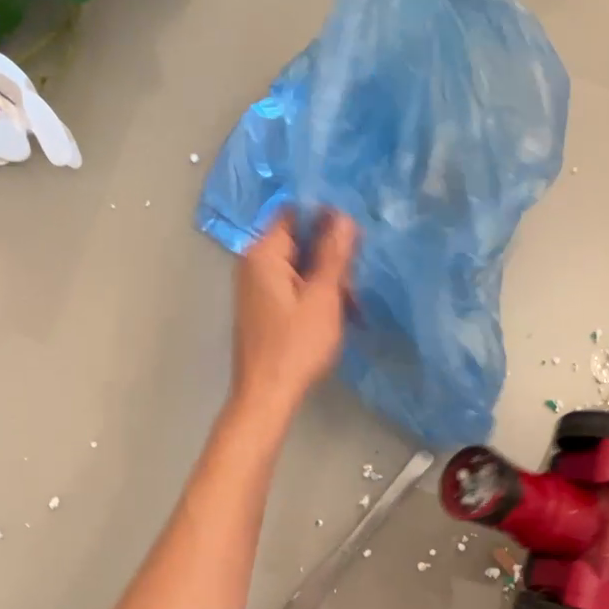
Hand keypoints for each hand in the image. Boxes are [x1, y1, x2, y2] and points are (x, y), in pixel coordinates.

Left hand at [231, 209, 357, 416]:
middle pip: (298, 241)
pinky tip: (338, 316)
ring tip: (352, 307)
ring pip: (299, 268)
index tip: (355, 237)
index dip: (326, 218)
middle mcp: (253, 264)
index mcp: (263, 253)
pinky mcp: (264, 310)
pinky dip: (316, 297)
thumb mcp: (323, 297)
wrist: (267, 395)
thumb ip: (334, 254)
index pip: (294, 212)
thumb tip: (343, 216)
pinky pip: (293, 289)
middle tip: (354, 283)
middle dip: (331, 256)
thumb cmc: (296, 346)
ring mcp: (256, 289)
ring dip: (328, 281)